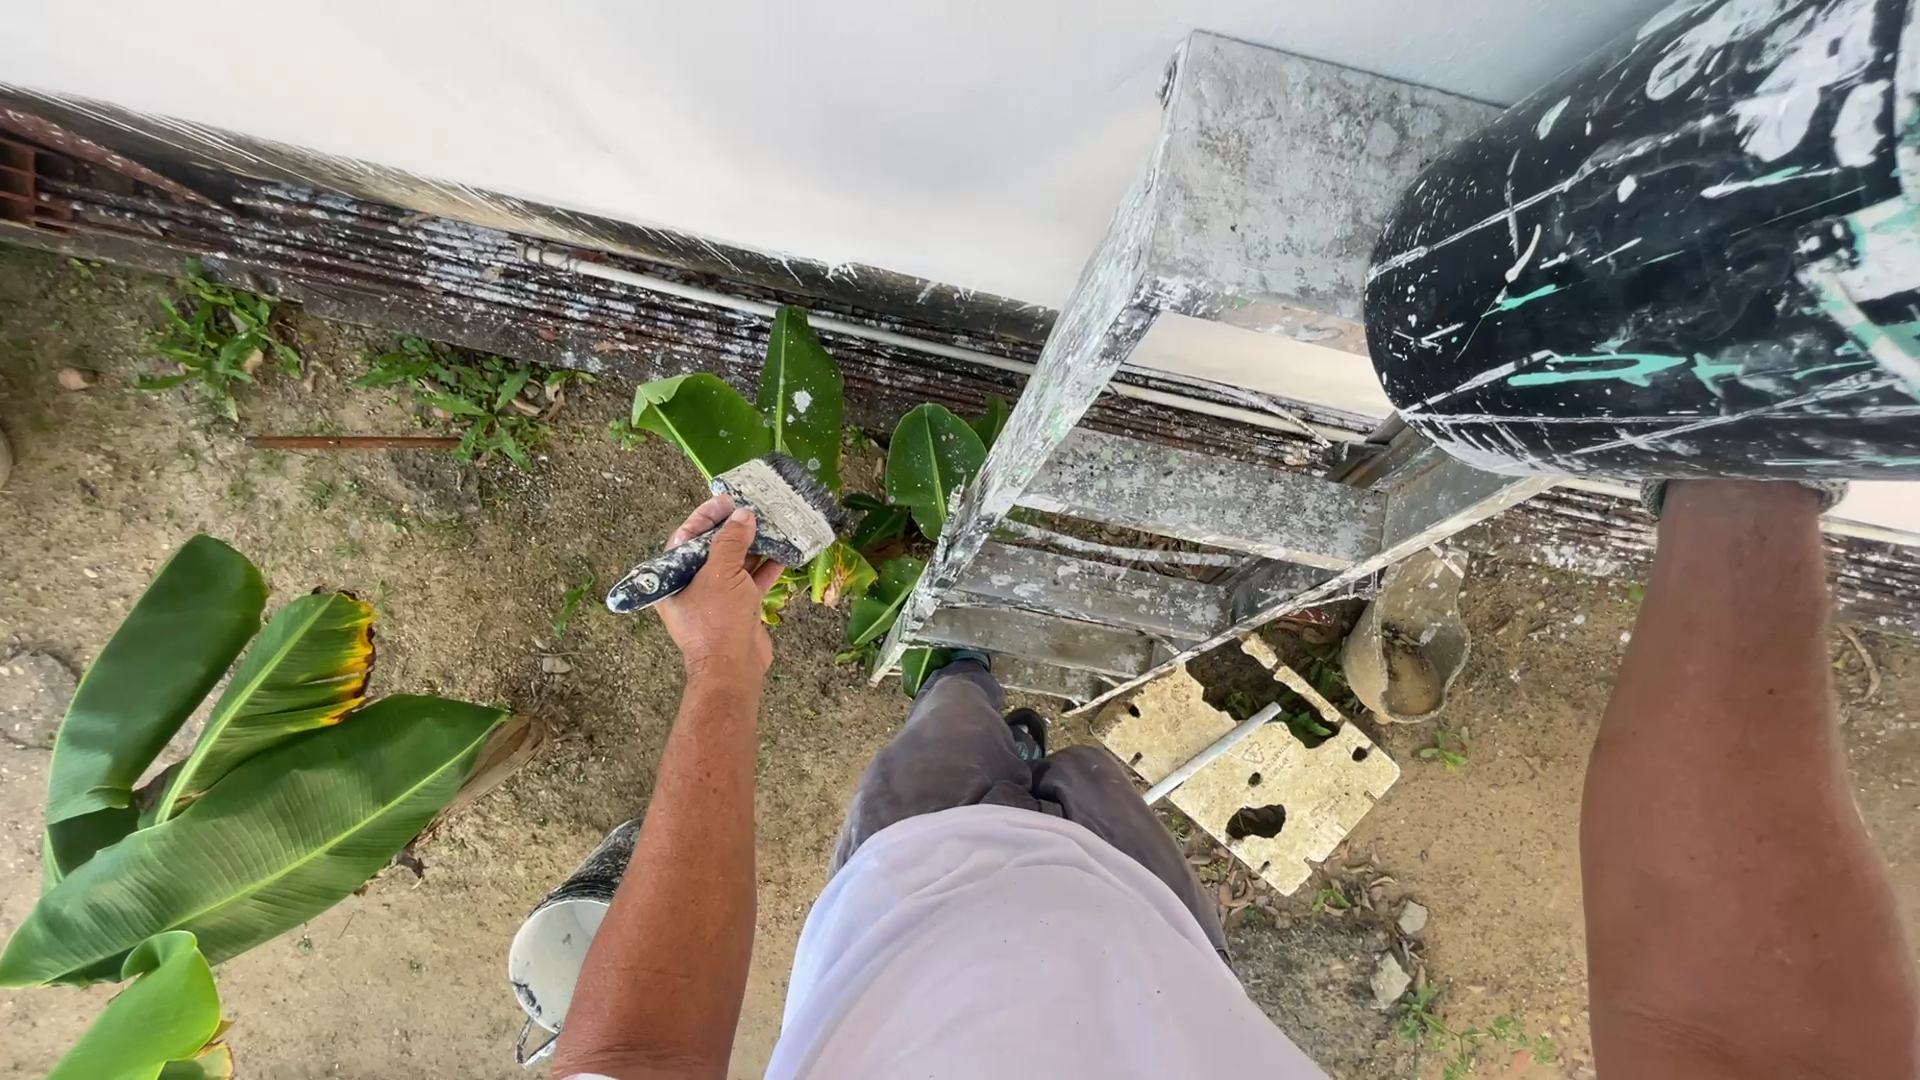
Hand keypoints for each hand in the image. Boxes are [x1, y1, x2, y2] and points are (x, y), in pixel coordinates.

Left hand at [656, 494, 785, 679]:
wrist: (732, 668)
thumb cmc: (716, 620)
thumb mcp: (721, 574)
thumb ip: (731, 542)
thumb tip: (744, 516)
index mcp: (675, 577)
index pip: (687, 536)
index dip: (706, 516)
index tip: (728, 500)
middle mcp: (693, 585)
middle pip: (714, 548)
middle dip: (736, 529)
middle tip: (755, 509)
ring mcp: (718, 597)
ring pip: (737, 563)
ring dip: (756, 545)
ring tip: (774, 524)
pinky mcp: (741, 608)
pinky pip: (753, 580)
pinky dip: (768, 567)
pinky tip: (785, 551)